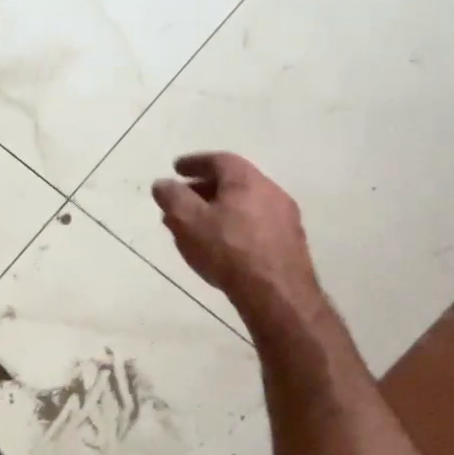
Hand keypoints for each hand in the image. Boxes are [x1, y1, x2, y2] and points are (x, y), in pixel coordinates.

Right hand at [151, 153, 326, 324]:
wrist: (276, 294)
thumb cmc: (227, 250)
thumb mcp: (186, 219)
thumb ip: (171, 196)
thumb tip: (164, 184)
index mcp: (248, 182)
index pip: (220, 160)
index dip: (195, 162)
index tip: (175, 168)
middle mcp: (272, 194)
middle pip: (234, 181)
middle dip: (204, 187)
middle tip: (181, 197)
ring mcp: (285, 219)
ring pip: (245, 203)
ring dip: (218, 207)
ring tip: (194, 223)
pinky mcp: (289, 242)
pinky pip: (255, 222)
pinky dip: (233, 223)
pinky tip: (218, 242)